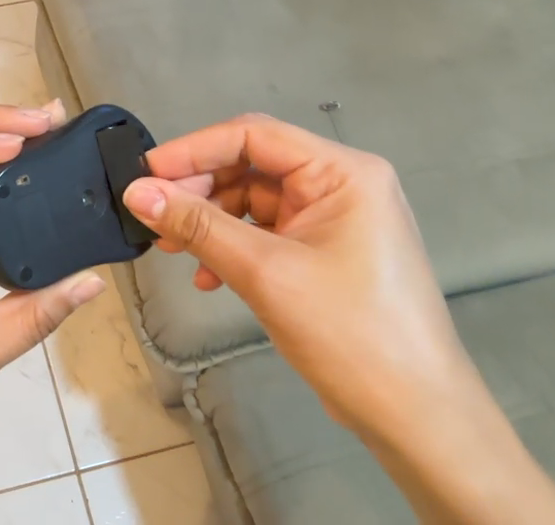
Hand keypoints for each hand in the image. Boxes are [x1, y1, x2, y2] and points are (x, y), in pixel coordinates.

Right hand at [120, 114, 554, 523]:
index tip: (147, 173)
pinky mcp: (326, 252)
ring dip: (210, 222)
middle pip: (251, 165)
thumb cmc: (351, 333)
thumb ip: (197, 226)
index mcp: (342, 172)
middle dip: (199, 189)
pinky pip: (266, 232)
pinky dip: (232, 247)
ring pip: (253, 200)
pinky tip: (207, 277)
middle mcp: (341, 184)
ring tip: (173, 249)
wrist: (417, 418)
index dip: (194, 149)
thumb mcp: (265, 273)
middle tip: (155, 215)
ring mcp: (334, 219)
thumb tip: (137, 193)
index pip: (254, 135)